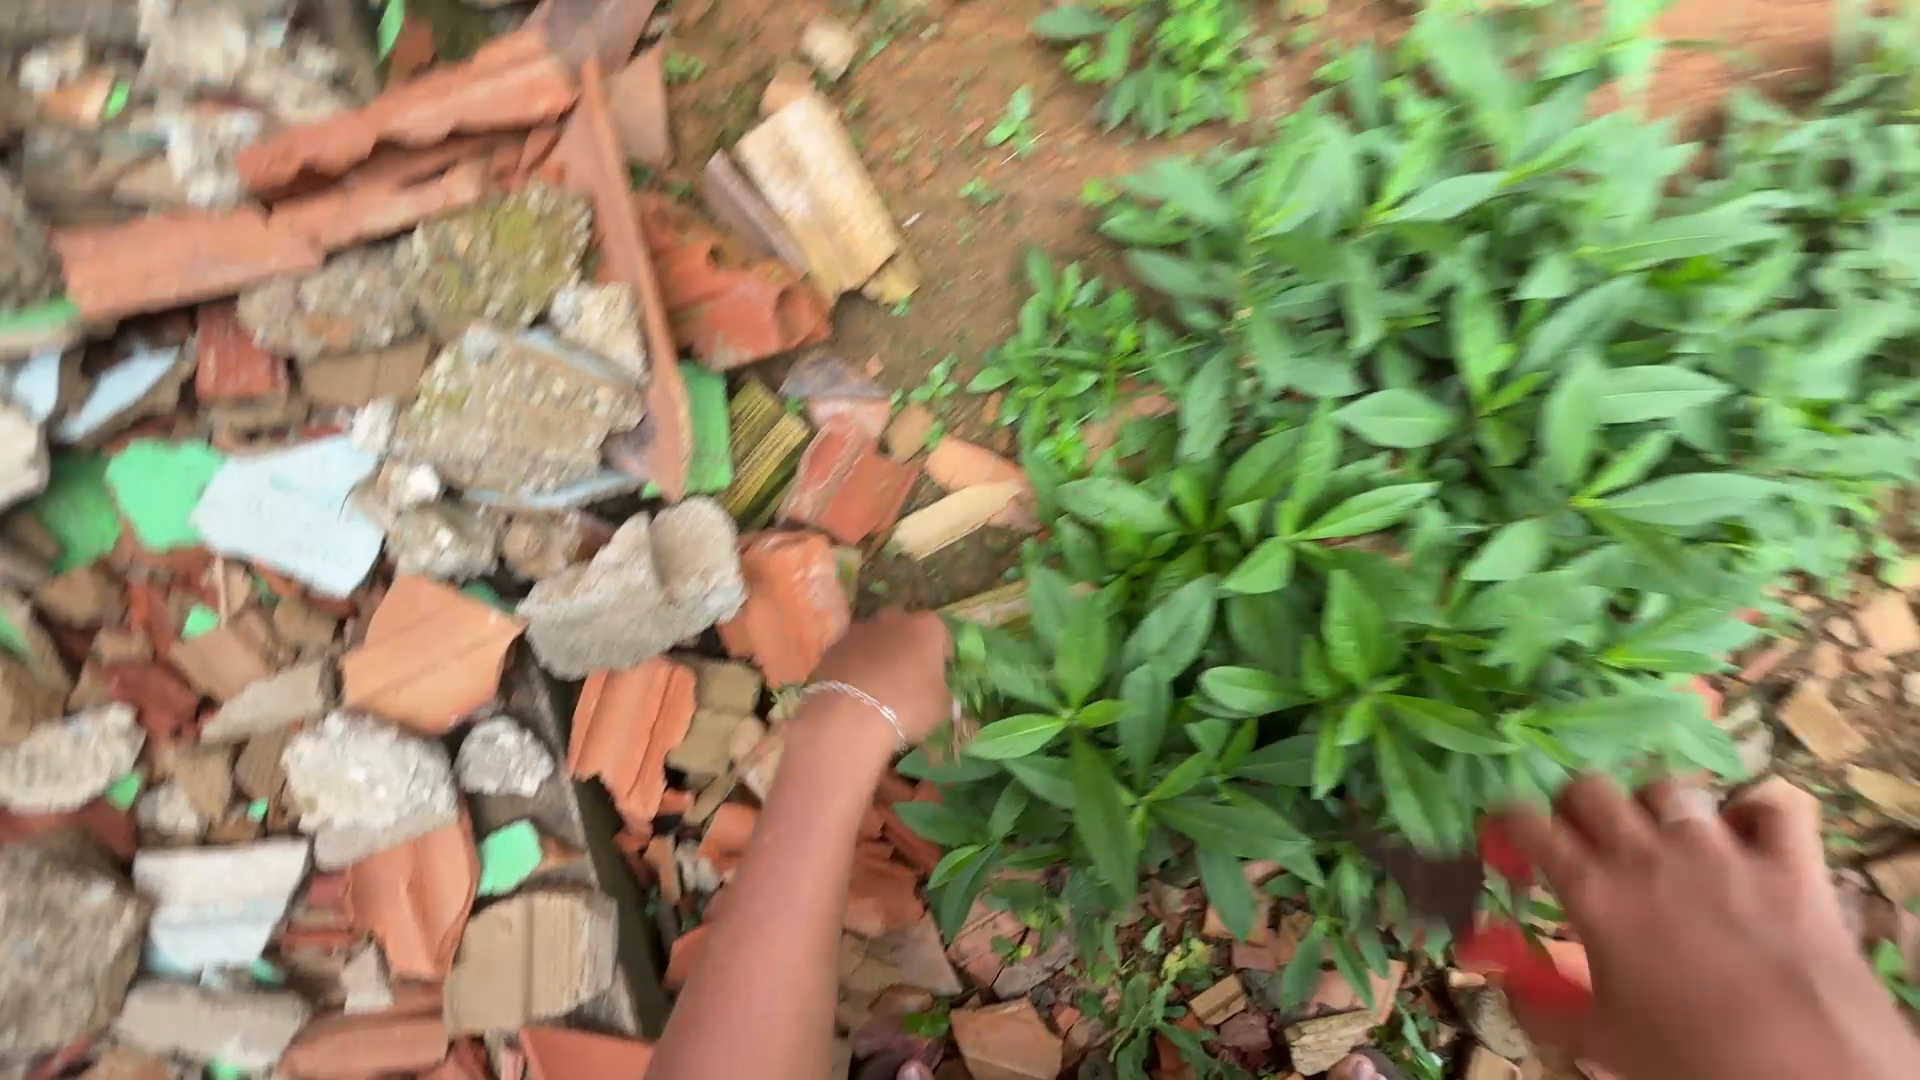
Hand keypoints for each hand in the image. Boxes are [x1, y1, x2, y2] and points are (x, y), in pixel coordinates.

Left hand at [806, 610, 953, 748]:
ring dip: (880, 657)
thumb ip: (942, 690)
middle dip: (908, 649)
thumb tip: (935, 690)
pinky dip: (856, 667)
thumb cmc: (907, 706)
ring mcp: (860, 630)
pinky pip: (852, 655)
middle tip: (908, 679)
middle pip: (906, 631)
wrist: (849, 716)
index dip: (942, 656)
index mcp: (927, 627)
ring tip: (879, 688)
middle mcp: (894, 619)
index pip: (941, 635)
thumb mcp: (941, 705)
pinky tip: (856, 693)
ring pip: (876, 640)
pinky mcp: (833, 646)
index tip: (939, 676)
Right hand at [1493, 775, 1919, 1079]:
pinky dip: (1755, 815)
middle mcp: (1644, 855)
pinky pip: (1773, 810)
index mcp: (1591, 888)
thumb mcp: (1603, 1041)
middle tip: (1583, 836)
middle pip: (1589, 788)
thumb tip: (1504, 989)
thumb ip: (1541, 1009)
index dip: (1509, 821)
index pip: (1525, 820)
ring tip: (1660, 836)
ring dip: (1656, 808)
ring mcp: (1721, 855)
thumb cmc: (1695, 1057)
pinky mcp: (1791, 870)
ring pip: (1669, 790)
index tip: (1511, 839)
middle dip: (1576, 806)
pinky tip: (1743, 836)